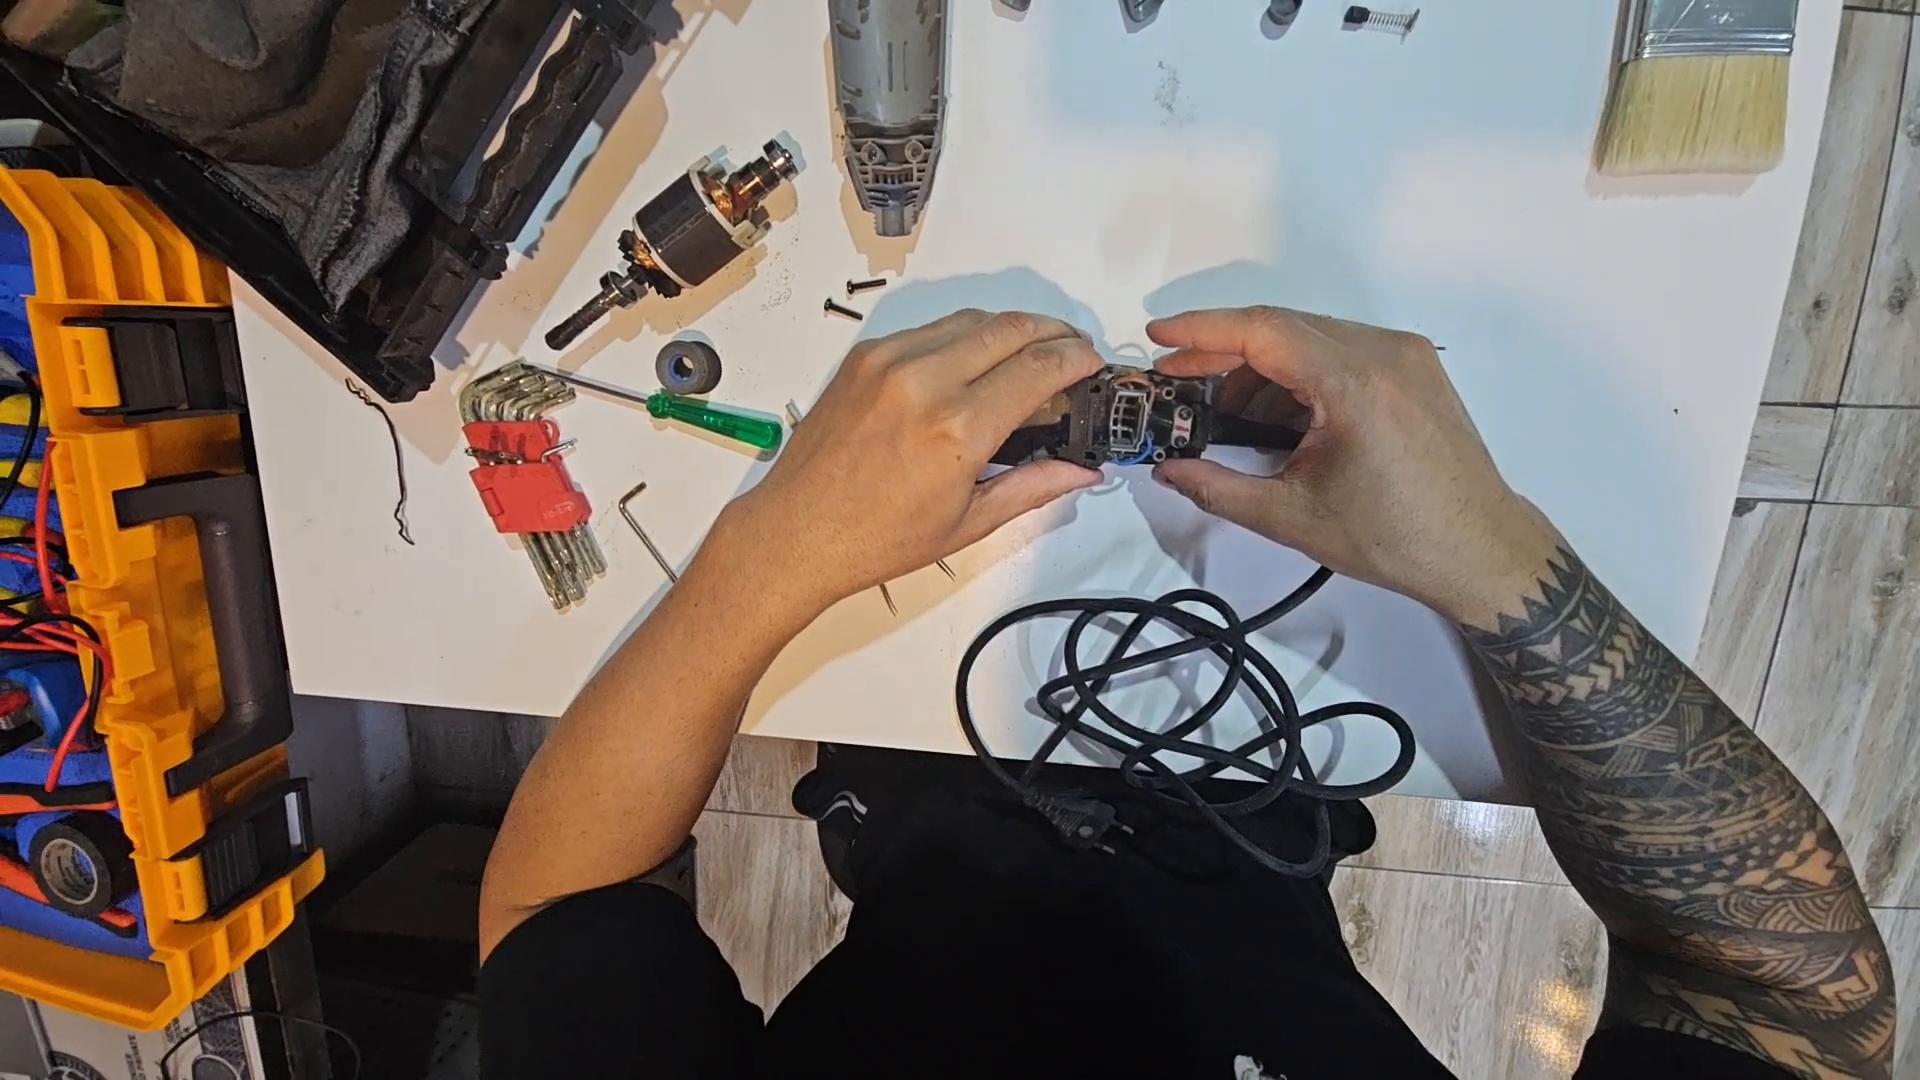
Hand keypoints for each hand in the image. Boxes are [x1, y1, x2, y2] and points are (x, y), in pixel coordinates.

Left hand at [713, 310, 1105, 608]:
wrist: (796, 532)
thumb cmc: (876, 539)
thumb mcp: (967, 523)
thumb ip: (1033, 487)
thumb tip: (1082, 472)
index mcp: (956, 430)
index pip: (1038, 368)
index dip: (1076, 359)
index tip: (1092, 363)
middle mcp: (924, 382)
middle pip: (1012, 328)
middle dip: (1054, 333)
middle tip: (1073, 350)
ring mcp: (889, 361)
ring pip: (973, 319)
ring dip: (1012, 328)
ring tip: (1032, 352)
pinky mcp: (865, 356)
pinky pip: (931, 329)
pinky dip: (966, 334)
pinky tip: (977, 358)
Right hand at [1147, 306, 1557, 621]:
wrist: (1478, 550)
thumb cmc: (1387, 537)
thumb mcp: (1286, 516)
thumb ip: (1214, 487)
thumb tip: (1164, 470)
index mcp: (1354, 383)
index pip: (1262, 331)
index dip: (1201, 329)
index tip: (1157, 333)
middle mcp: (1384, 352)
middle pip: (1281, 326)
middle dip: (1221, 350)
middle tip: (1177, 378)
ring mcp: (1404, 355)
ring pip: (1307, 336)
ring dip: (1257, 366)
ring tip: (1226, 414)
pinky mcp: (1412, 369)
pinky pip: (1336, 351)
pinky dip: (1293, 374)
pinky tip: (1274, 415)